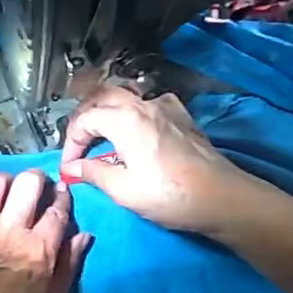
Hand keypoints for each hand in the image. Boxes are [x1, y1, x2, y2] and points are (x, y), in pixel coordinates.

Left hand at [0, 169, 92, 292]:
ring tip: (9, 194)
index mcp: (38, 252)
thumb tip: (83, 234)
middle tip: (37, 190)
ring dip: (6, 183)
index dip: (63, 198)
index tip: (62, 195)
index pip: (57, 209)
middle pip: (27, 183)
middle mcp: (7, 232)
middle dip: (37, 181)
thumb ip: (69, 265)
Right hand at [59, 85, 269, 235]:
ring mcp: (165, 106)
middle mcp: (143, 104)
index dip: (70, 143)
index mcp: (125, 120)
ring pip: (125, 95)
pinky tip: (133, 132)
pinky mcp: (181, 116)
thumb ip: (93, 172)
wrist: (222, 197)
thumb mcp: (123, 189)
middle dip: (84, 118)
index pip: (83, 119)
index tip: (70, 166)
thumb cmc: (170, 195)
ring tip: (99, 134)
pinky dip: (130, 112)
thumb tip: (72, 167)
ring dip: (106, 111)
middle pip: (102, 96)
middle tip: (78, 144)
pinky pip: (147, 103)